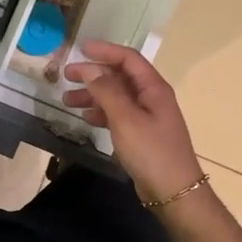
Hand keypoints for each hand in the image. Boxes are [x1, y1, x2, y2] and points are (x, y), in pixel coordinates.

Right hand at [63, 41, 207, 203]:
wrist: (174, 193)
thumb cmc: (151, 152)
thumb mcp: (125, 119)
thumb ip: (106, 91)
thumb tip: (89, 68)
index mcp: (153, 88)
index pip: (128, 58)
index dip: (105, 50)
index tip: (80, 48)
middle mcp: (151, 97)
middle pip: (120, 76)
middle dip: (93, 74)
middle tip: (66, 76)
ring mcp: (147, 116)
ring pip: (116, 96)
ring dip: (93, 95)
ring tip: (68, 101)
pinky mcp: (142, 134)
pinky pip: (118, 114)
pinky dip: (101, 112)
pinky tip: (86, 118)